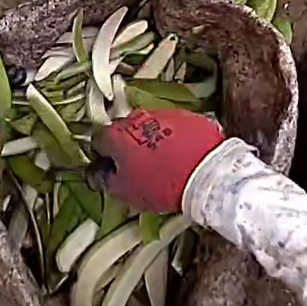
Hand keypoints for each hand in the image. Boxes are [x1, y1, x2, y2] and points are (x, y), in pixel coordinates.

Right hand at [90, 109, 226, 212]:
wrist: (208, 174)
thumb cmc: (160, 183)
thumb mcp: (124, 191)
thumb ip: (105, 179)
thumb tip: (98, 174)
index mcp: (115, 135)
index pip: (97, 140)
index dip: (103, 156)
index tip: (112, 167)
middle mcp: (135, 118)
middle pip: (123, 130)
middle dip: (127, 146)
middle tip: (139, 168)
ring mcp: (162, 114)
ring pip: (149, 126)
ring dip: (151, 140)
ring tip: (165, 164)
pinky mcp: (187, 117)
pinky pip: (174, 127)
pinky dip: (175, 138)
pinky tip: (183, 157)